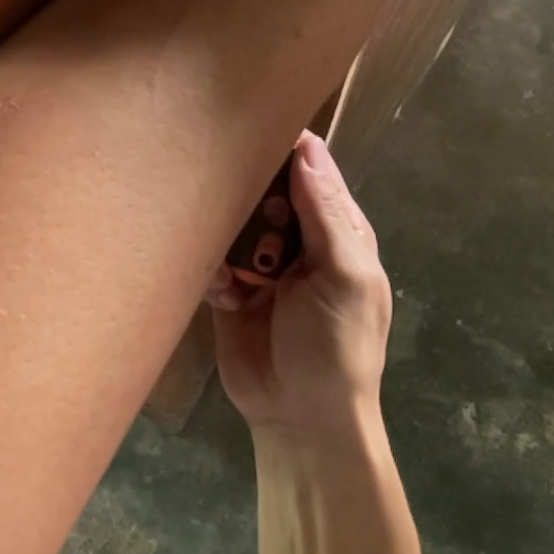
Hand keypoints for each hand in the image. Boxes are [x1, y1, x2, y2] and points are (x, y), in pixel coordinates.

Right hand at [208, 133, 392, 438]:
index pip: (311, 171)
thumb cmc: (334, 346)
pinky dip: (212, 271)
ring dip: (227, 238)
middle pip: (264, 191)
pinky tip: (224, 294)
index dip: (286, 151)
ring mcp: (260, 265)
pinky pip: (210, 257)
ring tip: (236, 267)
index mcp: (337, 232)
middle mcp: (298, 240)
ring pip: (231, 221)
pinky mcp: (229, 288)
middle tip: (249, 221)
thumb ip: (325, 213)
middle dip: (249, 199)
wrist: (297, 417)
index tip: (252, 136)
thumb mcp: (343, 276)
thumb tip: (307, 145)